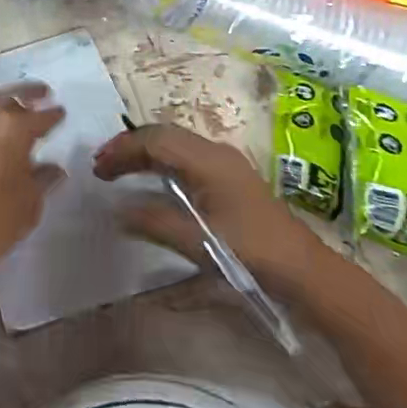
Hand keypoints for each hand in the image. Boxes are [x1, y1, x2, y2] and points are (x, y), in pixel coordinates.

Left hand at [0, 84, 65, 285]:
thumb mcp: (30, 200)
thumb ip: (43, 177)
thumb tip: (53, 168)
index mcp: (14, 128)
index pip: (40, 117)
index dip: (53, 115)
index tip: (61, 112)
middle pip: (9, 99)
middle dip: (27, 95)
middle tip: (42, 93)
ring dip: (0, 102)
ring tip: (14, 108)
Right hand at [93, 123, 325, 294]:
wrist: (308, 273)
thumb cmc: (251, 252)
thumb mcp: (196, 240)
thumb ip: (152, 221)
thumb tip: (116, 209)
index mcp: (207, 161)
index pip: (152, 140)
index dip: (121, 150)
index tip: (98, 169)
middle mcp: (215, 153)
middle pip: (162, 134)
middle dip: (128, 146)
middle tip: (103, 164)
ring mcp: (226, 163)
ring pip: (173, 142)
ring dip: (143, 151)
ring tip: (120, 168)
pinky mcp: (231, 177)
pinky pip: (185, 155)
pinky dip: (160, 159)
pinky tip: (151, 177)